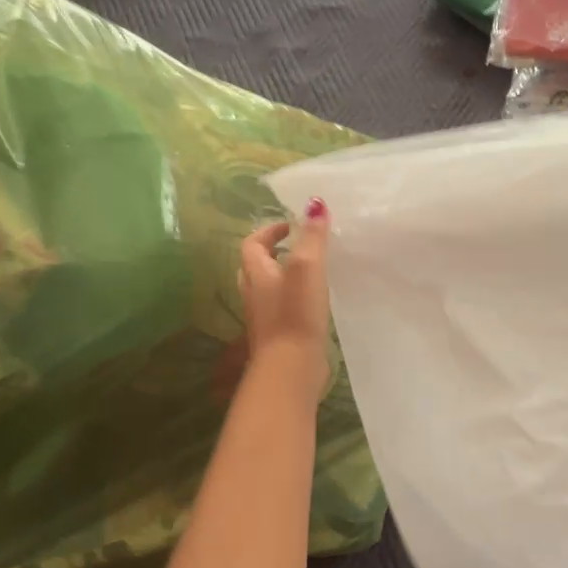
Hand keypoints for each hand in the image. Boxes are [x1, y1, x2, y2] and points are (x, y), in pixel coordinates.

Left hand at [238, 199, 332, 399]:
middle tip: (296, 246)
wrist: (291, 364)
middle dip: (272, 252)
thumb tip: (314, 203)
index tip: (292, 226)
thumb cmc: (295, 312)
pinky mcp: (280, 333)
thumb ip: (312, 236)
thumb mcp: (307, 266)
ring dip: (282, 276)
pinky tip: (314, 301)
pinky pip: (282, 307)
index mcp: (257, 274)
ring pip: (267, 288)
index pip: (253, 244)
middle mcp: (255, 294)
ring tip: (309, 271)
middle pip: (255, 266)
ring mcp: (266, 316)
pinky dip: (293, 297)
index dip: (269, 231)